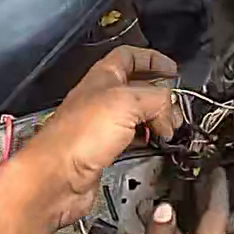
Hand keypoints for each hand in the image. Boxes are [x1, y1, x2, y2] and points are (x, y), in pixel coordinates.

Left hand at [19, 46, 178, 228]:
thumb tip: (170, 108)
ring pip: (136, 115)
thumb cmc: (79, 134)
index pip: (129, 56)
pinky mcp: (103, 150)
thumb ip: (156, 98)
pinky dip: (147, 139)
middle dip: (160, 94)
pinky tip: (155, 144)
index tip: (172, 69)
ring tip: (170, 128)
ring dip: (156, 119)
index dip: (152, 59)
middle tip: (176, 107)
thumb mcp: (127, 102)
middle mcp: (101, 97)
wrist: (57, 176)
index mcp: (103, 77)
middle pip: (136, 87)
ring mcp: (101, 124)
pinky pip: (131, 139)